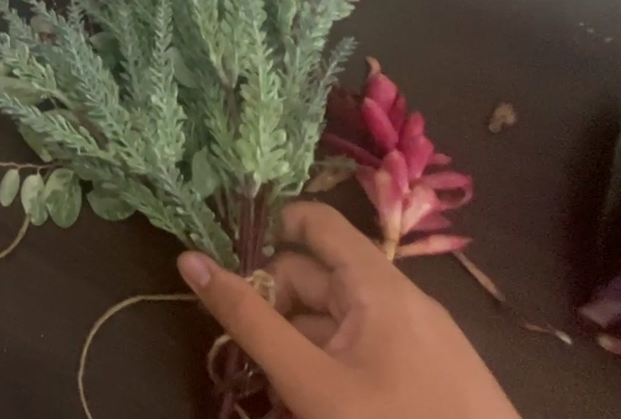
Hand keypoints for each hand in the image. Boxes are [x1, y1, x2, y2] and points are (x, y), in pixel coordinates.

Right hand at [178, 202, 519, 418]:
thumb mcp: (308, 380)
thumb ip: (245, 317)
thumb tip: (188, 259)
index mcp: (379, 288)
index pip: (317, 221)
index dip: (269, 226)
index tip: (229, 261)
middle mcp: (403, 302)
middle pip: (317, 274)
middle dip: (274, 302)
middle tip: (250, 347)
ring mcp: (422, 341)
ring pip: (336, 316)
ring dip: (298, 338)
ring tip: (284, 386)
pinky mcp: (432, 377)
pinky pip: (363, 347)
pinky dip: (330, 360)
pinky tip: (319, 400)